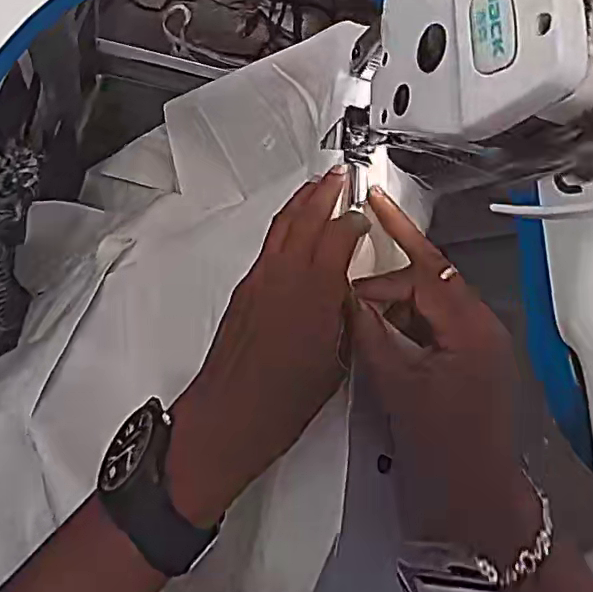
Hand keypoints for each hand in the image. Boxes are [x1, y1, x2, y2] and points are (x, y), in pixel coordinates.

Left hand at [165, 169, 369, 527]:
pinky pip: (270, 240)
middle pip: (308, 216)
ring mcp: (262, 278)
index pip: (339, 235)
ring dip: (302, 199)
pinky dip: (284, 221)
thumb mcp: (336, 361)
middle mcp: (286, 276)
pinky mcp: (246, 287)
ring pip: (284, 223)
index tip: (363, 217)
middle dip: (326, 190)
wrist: (229, 415)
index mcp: (316, 292)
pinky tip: (291, 223)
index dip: (354, 221)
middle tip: (339, 175)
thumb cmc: (279, 401)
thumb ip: (347, 318)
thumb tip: (354, 296)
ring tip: (315, 186)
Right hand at [346, 188, 541, 564]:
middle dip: (387, 285)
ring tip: (364, 323)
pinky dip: (404, 326)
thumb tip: (352, 301)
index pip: (427, 267)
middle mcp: (479, 328)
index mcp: (470, 327)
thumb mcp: (399, 388)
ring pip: (427, 302)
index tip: (376, 208)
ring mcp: (476, 344)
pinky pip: (431, 324)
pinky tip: (382, 340)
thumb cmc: (450, 456)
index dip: (396, 235)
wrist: (476, 505)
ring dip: (394, 307)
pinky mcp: (467, 358)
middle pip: (427, 281)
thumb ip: (372, 335)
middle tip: (352, 296)